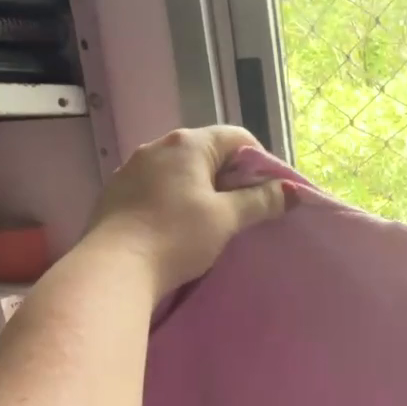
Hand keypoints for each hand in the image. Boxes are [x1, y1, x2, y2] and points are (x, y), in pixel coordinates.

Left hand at [86, 125, 290, 297]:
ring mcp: (132, 168)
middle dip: (231, 176)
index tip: (270, 192)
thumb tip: (291, 190)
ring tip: (214, 221)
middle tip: (247, 209)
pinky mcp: (117, 193)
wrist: (114, 268)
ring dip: (203, 188)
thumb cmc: (177, 236)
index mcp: (187, 144)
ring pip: (181, 170)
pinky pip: (157, 187)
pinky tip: (179, 227)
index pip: (237, 137)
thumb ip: (260, 201)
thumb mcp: (226, 218)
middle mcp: (157, 146)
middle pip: (208, 152)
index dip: (261, 161)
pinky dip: (176, 199)